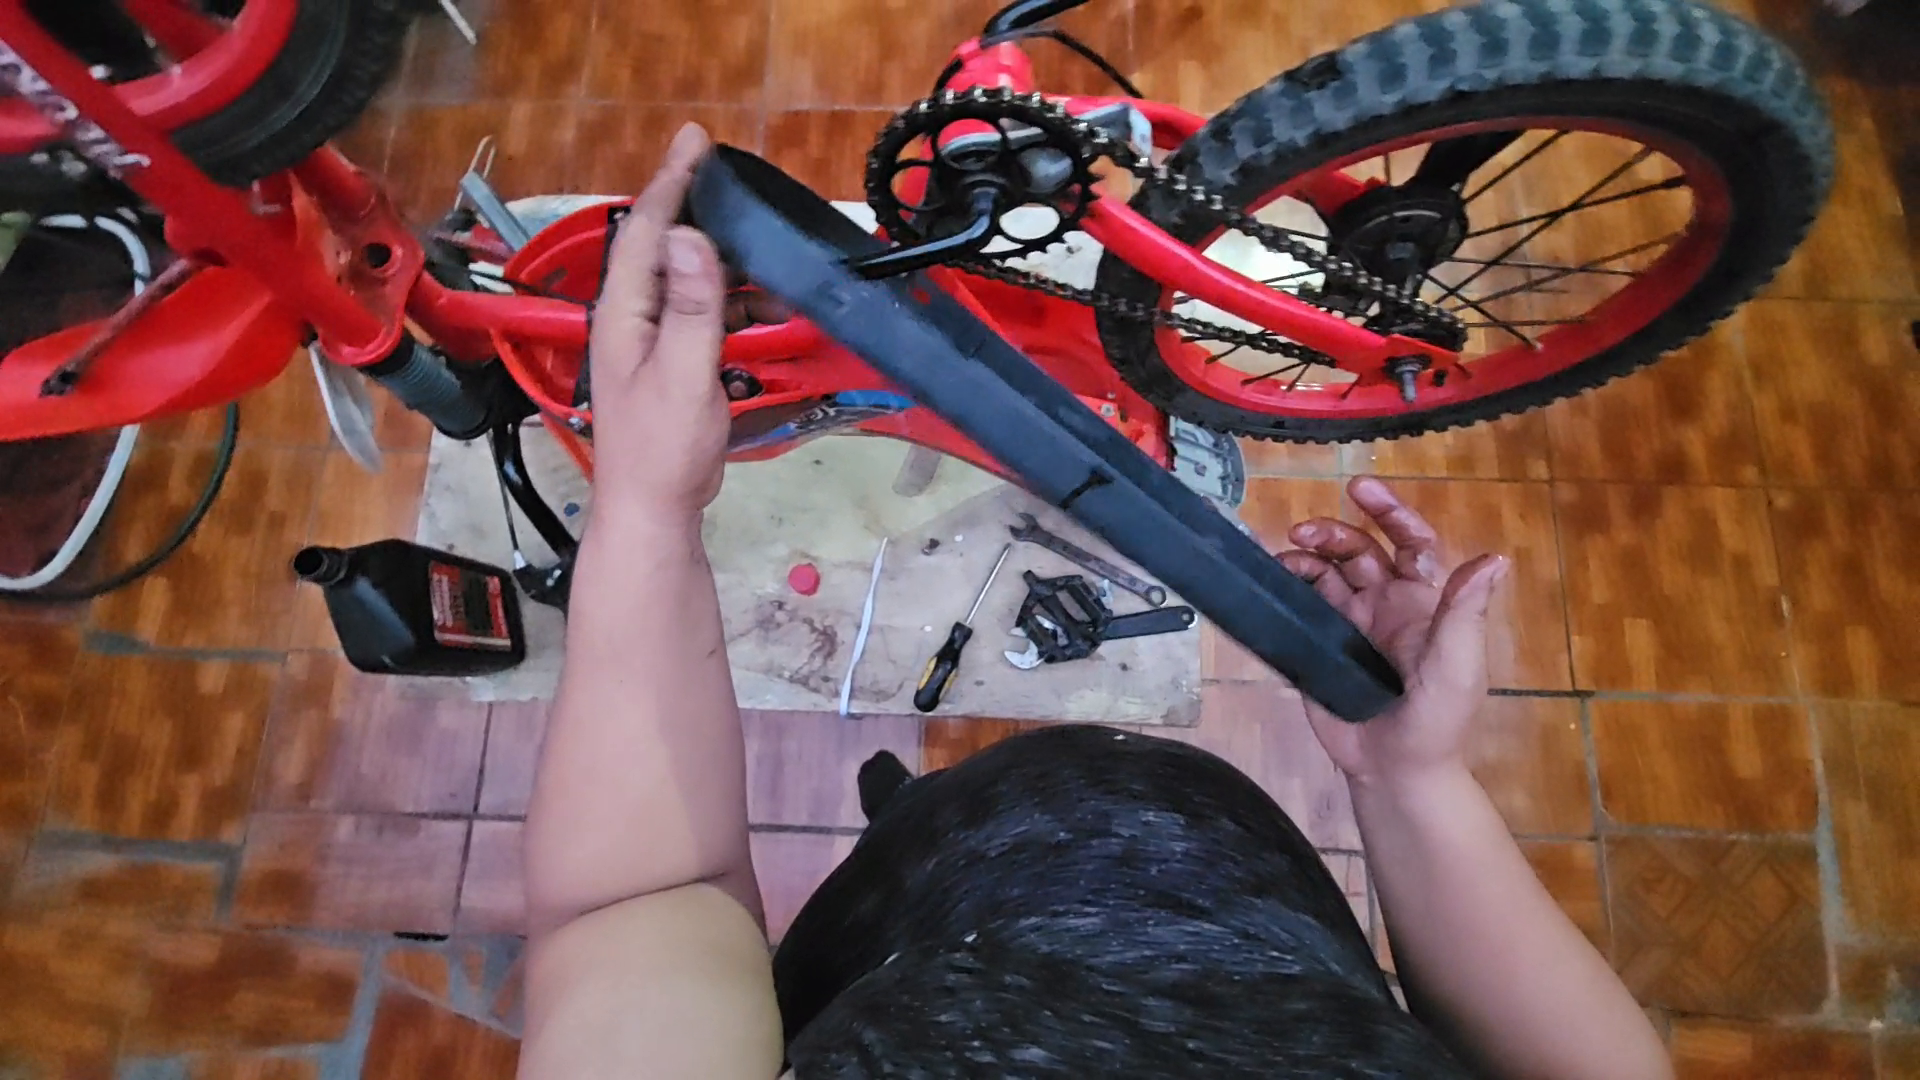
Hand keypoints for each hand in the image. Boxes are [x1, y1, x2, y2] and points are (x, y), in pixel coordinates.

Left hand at [588, 123, 728, 519]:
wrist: (656, 506)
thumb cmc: (665, 448)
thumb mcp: (682, 376)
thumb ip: (690, 309)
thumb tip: (688, 238)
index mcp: (625, 313)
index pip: (644, 232)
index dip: (670, 185)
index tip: (696, 143)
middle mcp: (633, 318)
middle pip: (666, 251)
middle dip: (703, 217)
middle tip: (746, 194)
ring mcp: (653, 343)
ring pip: (690, 285)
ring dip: (729, 268)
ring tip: (771, 258)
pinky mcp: (675, 365)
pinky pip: (704, 319)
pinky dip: (734, 307)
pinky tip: (765, 308)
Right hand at [1278, 477, 1507, 789]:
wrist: (1392, 767)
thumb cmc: (1435, 719)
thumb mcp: (1457, 667)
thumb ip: (1465, 614)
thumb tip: (1495, 556)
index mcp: (1421, 603)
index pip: (1409, 544)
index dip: (1390, 513)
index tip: (1358, 489)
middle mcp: (1384, 603)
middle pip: (1358, 550)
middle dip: (1332, 532)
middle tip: (1301, 531)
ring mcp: (1349, 623)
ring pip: (1325, 572)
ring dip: (1305, 556)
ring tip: (1284, 558)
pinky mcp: (1319, 643)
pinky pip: (1300, 603)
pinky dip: (1285, 586)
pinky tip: (1272, 582)